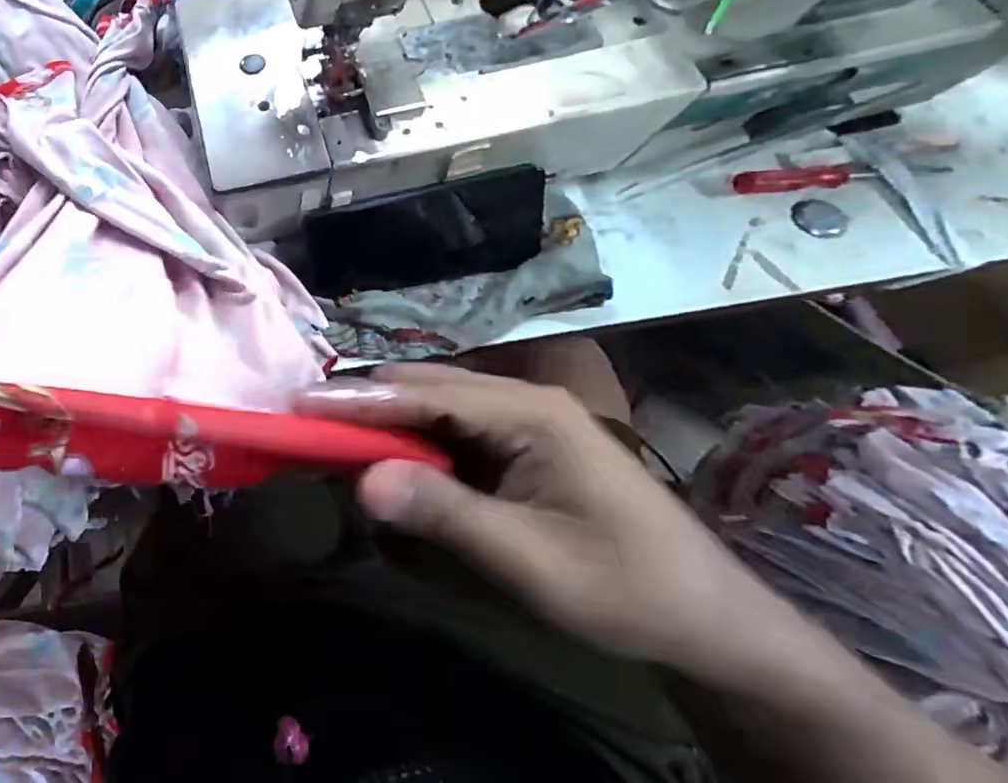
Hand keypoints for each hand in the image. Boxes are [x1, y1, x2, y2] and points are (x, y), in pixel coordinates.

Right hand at [297, 363, 807, 685]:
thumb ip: (446, 514)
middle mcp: (523, 400)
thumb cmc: (624, 587)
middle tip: (304, 421)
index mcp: (530, 413)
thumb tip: (363, 480)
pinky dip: (414, 443)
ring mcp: (524, 421)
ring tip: (332, 438)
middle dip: (365, 405)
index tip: (300, 402)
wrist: (707, 617)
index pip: (426, 394)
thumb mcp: (531, 560)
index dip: (359, 399)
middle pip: (427, 389)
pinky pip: (454, 433)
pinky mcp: (523, 445)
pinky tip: (389, 460)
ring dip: (386, 423)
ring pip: (437, 407)